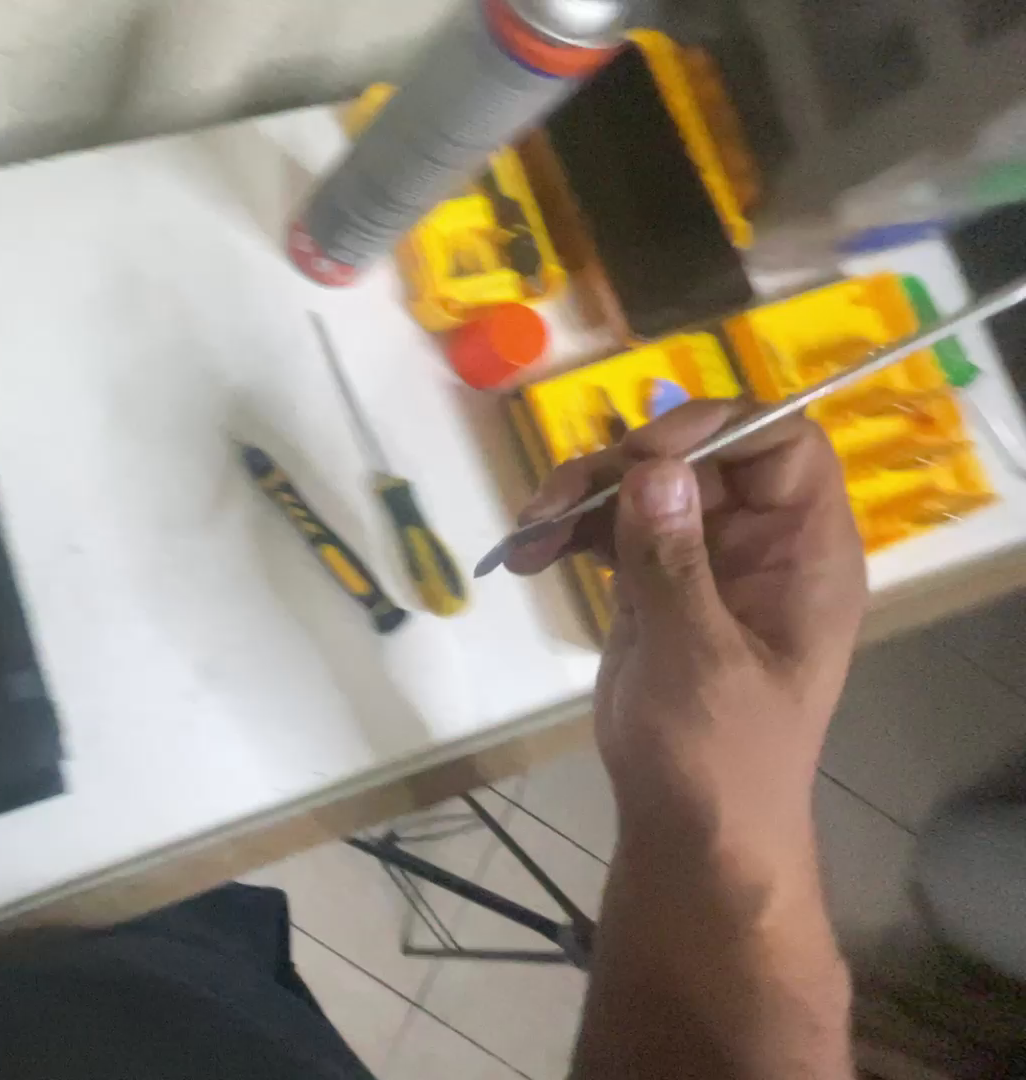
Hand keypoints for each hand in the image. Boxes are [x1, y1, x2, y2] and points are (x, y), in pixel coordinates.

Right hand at [510, 401, 867, 866]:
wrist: (685, 811)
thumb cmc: (718, 747)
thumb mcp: (698, 655)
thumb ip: (674, 562)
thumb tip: (654, 469)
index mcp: (800, 552)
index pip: (780, 447)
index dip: (713, 430)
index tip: (636, 457)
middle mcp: (751, 543)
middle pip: (686, 461)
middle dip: (610, 473)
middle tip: (547, 509)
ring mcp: (694, 560)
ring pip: (633, 491)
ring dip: (572, 504)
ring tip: (524, 541)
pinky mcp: (646, 581)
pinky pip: (604, 531)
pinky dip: (561, 535)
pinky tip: (526, 558)